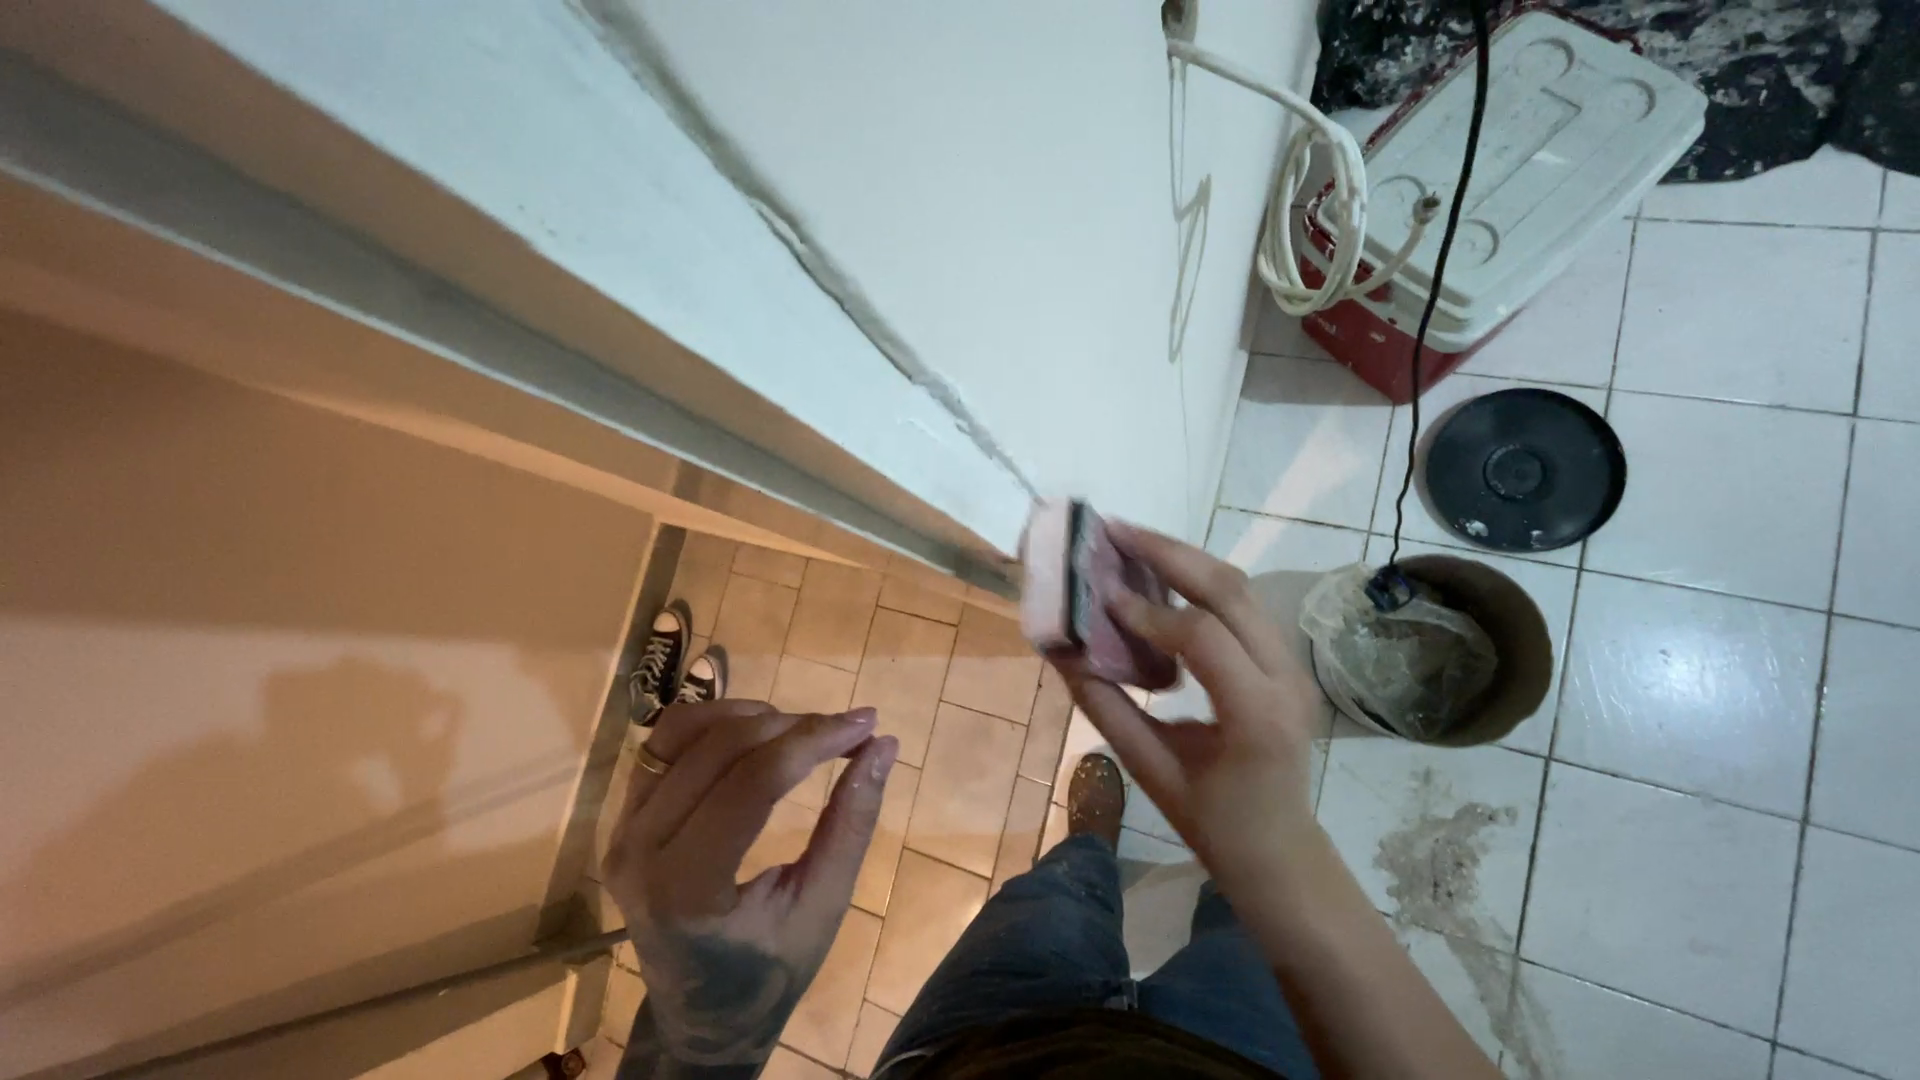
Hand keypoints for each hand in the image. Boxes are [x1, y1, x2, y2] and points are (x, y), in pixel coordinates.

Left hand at [602, 699, 897, 1067]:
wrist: (702, 1015)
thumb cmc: (770, 972)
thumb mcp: (822, 906)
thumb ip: (851, 823)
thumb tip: (884, 746)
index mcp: (688, 890)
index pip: (752, 783)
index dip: (813, 741)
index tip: (866, 724)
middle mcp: (640, 850)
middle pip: (718, 748)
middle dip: (792, 725)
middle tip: (845, 729)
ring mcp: (621, 829)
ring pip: (682, 731)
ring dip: (748, 716)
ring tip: (799, 731)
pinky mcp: (623, 817)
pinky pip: (664, 744)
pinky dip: (714, 724)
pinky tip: (756, 736)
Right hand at [1055, 521, 1323, 887]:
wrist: (1281, 851)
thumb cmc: (1214, 824)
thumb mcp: (1152, 771)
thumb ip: (1105, 707)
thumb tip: (1062, 653)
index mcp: (1257, 715)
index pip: (1203, 637)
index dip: (1149, 612)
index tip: (1102, 598)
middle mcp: (1287, 678)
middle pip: (1232, 590)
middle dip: (1170, 554)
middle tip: (1115, 531)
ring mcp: (1293, 665)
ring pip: (1241, 588)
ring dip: (1186, 560)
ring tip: (1132, 542)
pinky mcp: (1285, 660)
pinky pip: (1243, 606)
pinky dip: (1199, 583)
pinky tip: (1161, 577)